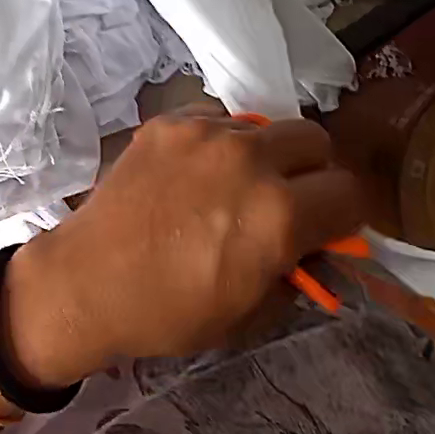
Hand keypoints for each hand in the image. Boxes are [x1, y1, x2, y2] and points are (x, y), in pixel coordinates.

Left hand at [0, 104, 365, 388]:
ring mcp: (208, 132)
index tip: (326, 226)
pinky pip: (221, 121)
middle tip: (287, 198)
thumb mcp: (251, 313)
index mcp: (278, 214)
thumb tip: (319, 246)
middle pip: (317, 140)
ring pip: (268, 126)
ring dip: (266, 155)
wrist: (85, 282)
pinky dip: (222, 144)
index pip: (349, 192)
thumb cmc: (170, 312)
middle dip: (313, 171)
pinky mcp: (173, 120)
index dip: (344, 214)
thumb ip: (300, 273)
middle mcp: (251, 159)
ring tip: (232, 185)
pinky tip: (195, 174)